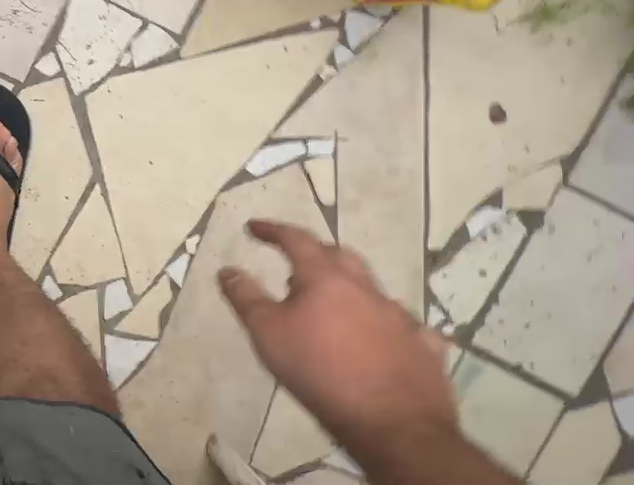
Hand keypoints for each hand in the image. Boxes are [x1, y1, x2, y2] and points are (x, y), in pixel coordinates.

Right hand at [218, 220, 455, 457]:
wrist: (394, 427)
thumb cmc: (319, 370)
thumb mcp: (266, 331)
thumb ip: (244, 296)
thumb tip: (227, 270)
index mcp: (327, 280)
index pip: (297, 240)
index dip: (273, 230)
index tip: (253, 228)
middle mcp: (368, 292)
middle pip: (342, 256)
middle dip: (316, 252)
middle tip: (295, 261)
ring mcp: (404, 321)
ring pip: (375, 291)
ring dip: (352, 289)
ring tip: (335, 303)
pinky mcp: (428, 352)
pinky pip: (411, 327)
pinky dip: (391, 323)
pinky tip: (388, 335)